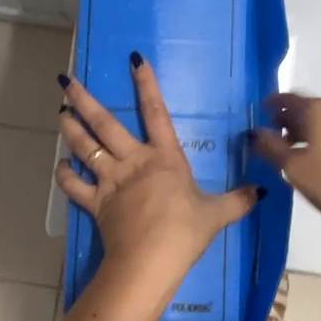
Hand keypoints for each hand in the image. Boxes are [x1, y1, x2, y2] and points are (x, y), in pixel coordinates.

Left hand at [55, 54, 262, 277]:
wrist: (150, 260)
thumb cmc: (184, 233)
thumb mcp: (216, 215)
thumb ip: (237, 201)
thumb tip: (260, 191)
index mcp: (164, 158)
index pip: (156, 113)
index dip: (146, 85)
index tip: (135, 60)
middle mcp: (133, 162)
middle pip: (105, 124)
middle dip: (84, 100)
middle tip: (66, 81)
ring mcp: (111, 181)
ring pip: (84, 148)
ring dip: (70, 129)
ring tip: (60, 112)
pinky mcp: (95, 203)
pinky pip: (74, 186)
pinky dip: (64, 176)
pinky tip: (60, 165)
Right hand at [252, 93, 320, 238]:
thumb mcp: (295, 170)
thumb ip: (271, 147)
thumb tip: (255, 131)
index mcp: (319, 109)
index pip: (287, 99)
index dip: (271, 107)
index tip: (260, 118)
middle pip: (310, 107)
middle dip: (291, 120)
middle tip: (277, 140)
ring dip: (312, 131)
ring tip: (301, 155)